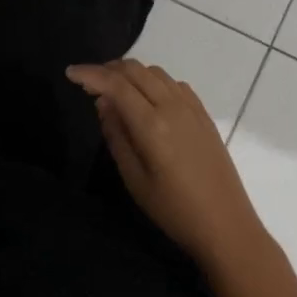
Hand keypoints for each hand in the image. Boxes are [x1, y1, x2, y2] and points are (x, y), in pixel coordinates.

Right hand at [67, 59, 267, 262]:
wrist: (227, 226)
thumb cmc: (175, 211)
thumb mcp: (135, 180)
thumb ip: (116, 136)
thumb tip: (103, 102)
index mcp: (152, 124)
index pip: (115, 84)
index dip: (90, 74)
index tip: (69, 73)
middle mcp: (172, 107)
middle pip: (134, 69)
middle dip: (107, 69)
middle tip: (88, 83)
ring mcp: (191, 108)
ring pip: (154, 72)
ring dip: (130, 73)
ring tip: (115, 90)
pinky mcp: (204, 115)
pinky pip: (173, 83)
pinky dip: (153, 81)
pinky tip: (148, 99)